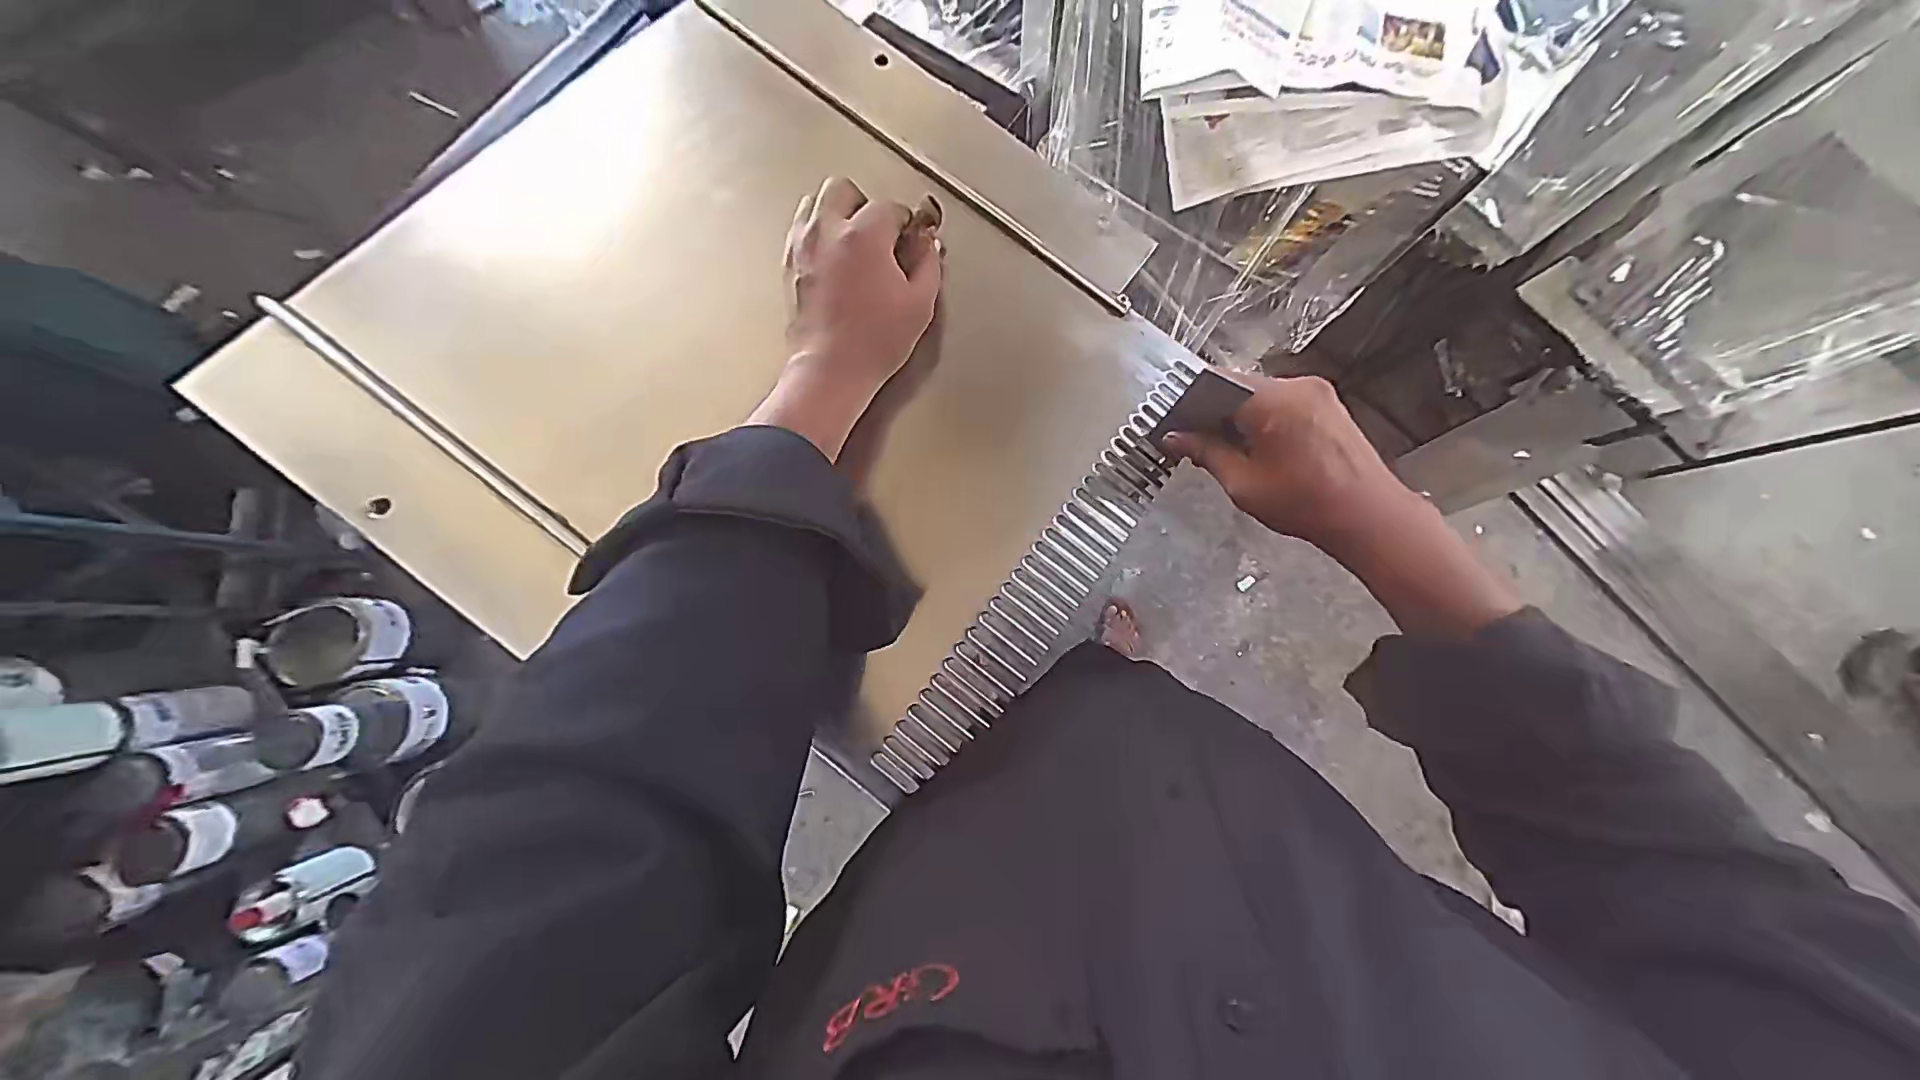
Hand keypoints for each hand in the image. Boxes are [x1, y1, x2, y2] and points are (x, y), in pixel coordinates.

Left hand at [748, 177, 942, 459]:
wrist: (831, 369)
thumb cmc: (872, 342)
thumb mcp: (919, 304)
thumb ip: (928, 264)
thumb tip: (928, 245)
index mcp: (865, 235)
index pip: (890, 206)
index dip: (906, 223)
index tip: (911, 239)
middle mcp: (829, 231)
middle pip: (845, 189)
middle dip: (865, 205)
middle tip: (880, 234)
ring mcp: (803, 246)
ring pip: (815, 203)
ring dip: (836, 214)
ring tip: (854, 242)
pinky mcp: (789, 265)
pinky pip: (801, 231)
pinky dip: (817, 235)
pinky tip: (833, 258)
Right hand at [1162, 375, 1425, 558]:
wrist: (1367, 514)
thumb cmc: (1308, 503)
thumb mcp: (1242, 483)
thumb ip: (1206, 453)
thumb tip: (1175, 439)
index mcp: (1272, 401)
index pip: (1213, 384)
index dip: (1187, 404)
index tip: (1173, 426)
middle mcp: (1296, 386)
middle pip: (1236, 387)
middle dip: (1211, 412)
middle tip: (1192, 442)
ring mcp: (1315, 392)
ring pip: (1257, 394)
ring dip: (1235, 416)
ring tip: (1224, 450)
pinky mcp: (1326, 404)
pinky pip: (1280, 401)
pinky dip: (1259, 418)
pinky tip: (1253, 447)